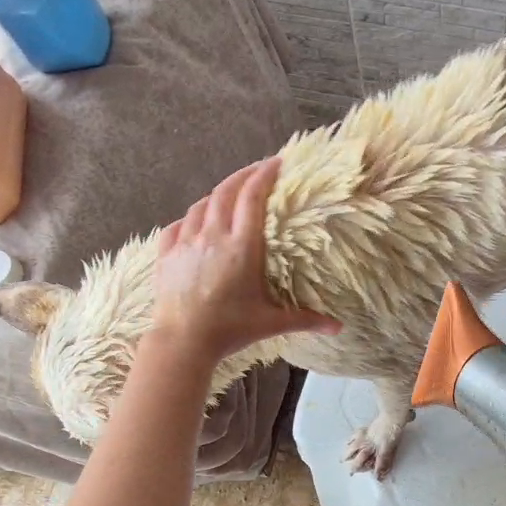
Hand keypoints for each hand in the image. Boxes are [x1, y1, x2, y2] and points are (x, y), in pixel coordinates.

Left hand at [148, 158, 340, 360]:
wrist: (182, 341)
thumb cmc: (229, 330)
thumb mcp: (271, 323)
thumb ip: (305, 320)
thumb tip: (338, 328)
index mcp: (242, 247)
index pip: (252, 197)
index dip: (264, 175)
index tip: (276, 163)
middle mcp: (213, 236)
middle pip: (226, 191)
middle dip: (243, 174)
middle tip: (258, 170)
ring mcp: (186, 242)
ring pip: (202, 204)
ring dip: (218, 194)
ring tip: (230, 193)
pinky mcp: (167, 254)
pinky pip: (178, 224)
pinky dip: (191, 216)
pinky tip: (197, 220)